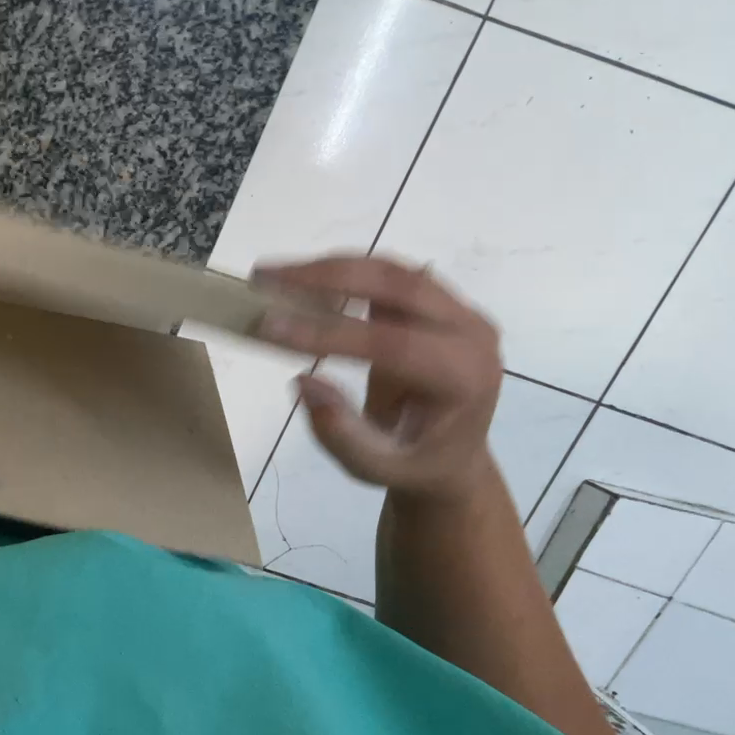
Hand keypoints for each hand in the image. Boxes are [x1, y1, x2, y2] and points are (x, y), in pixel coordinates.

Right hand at [251, 256, 502, 502]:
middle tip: (263, 278)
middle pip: (400, 285)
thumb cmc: (414, 464)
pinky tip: (301, 281)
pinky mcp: (438, 303)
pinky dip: (343, 271)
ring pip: (392, 270)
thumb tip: (303, 382)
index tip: (268, 327)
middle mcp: (471, 333)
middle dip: (327, 277)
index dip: (328, 333)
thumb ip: (342, 435)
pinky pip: (389, 275)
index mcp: (464, 378)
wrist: (453, 454)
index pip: (392, 344)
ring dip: (330, 267)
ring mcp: (459, 312)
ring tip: (272, 275)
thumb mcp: (376, 467)